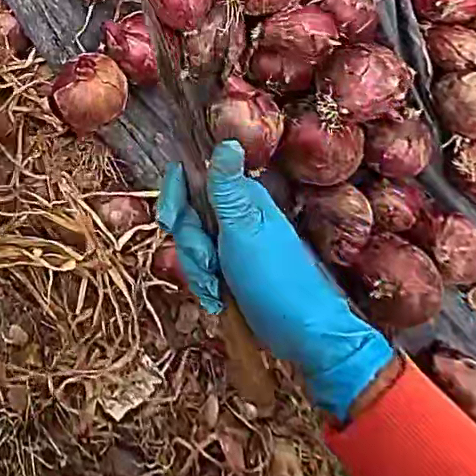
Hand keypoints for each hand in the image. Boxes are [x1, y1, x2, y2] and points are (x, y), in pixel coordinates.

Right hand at [156, 140, 394, 420]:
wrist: (305, 336)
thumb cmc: (276, 280)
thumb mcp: (243, 231)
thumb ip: (226, 187)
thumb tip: (228, 139)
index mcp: (241, 195)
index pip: (190, 178)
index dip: (174, 198)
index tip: (169, 221)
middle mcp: (235, 212)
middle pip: (186, 214)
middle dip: (188, 243)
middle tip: (210, 264)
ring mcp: (232, 241)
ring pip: (190, 243)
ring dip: (195, 268)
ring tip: (217, 288)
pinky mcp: (230, 268)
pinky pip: (200, 266)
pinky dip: (203, 283)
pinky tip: (217, 298)